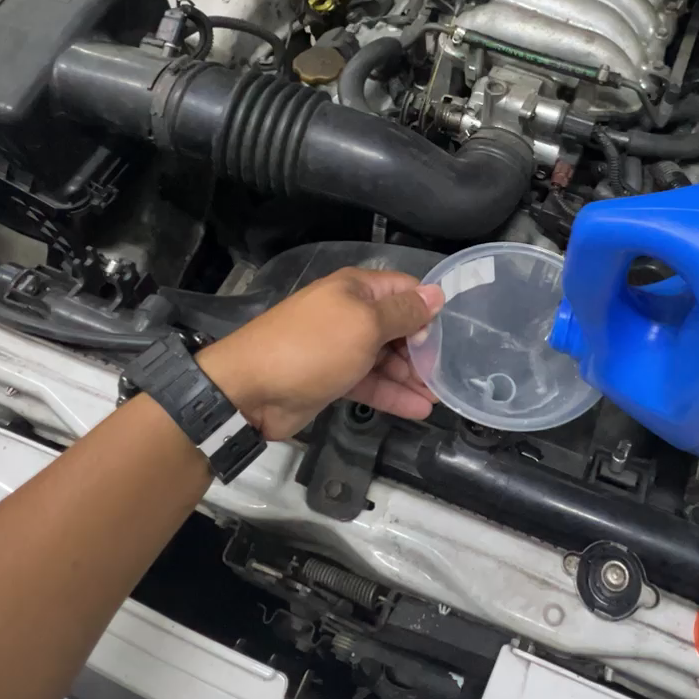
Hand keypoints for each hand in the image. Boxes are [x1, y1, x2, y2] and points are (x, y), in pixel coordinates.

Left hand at [195, 268, 442, 440]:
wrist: (250, 389)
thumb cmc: (313, 347)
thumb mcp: (365, 324)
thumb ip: (404, 312)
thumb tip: (437, 293)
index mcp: (356, 289)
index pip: (404, 290)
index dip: (427, 309)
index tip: (448, 335)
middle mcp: (350, 313)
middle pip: (398, 327)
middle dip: (423, 348)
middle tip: (447, 373)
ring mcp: (341, 348)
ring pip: (386, 359)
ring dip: (412, 377)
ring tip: (439, 397)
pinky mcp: (334, 379)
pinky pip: (371, 383)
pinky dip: (392, 394)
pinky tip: (419, 410)